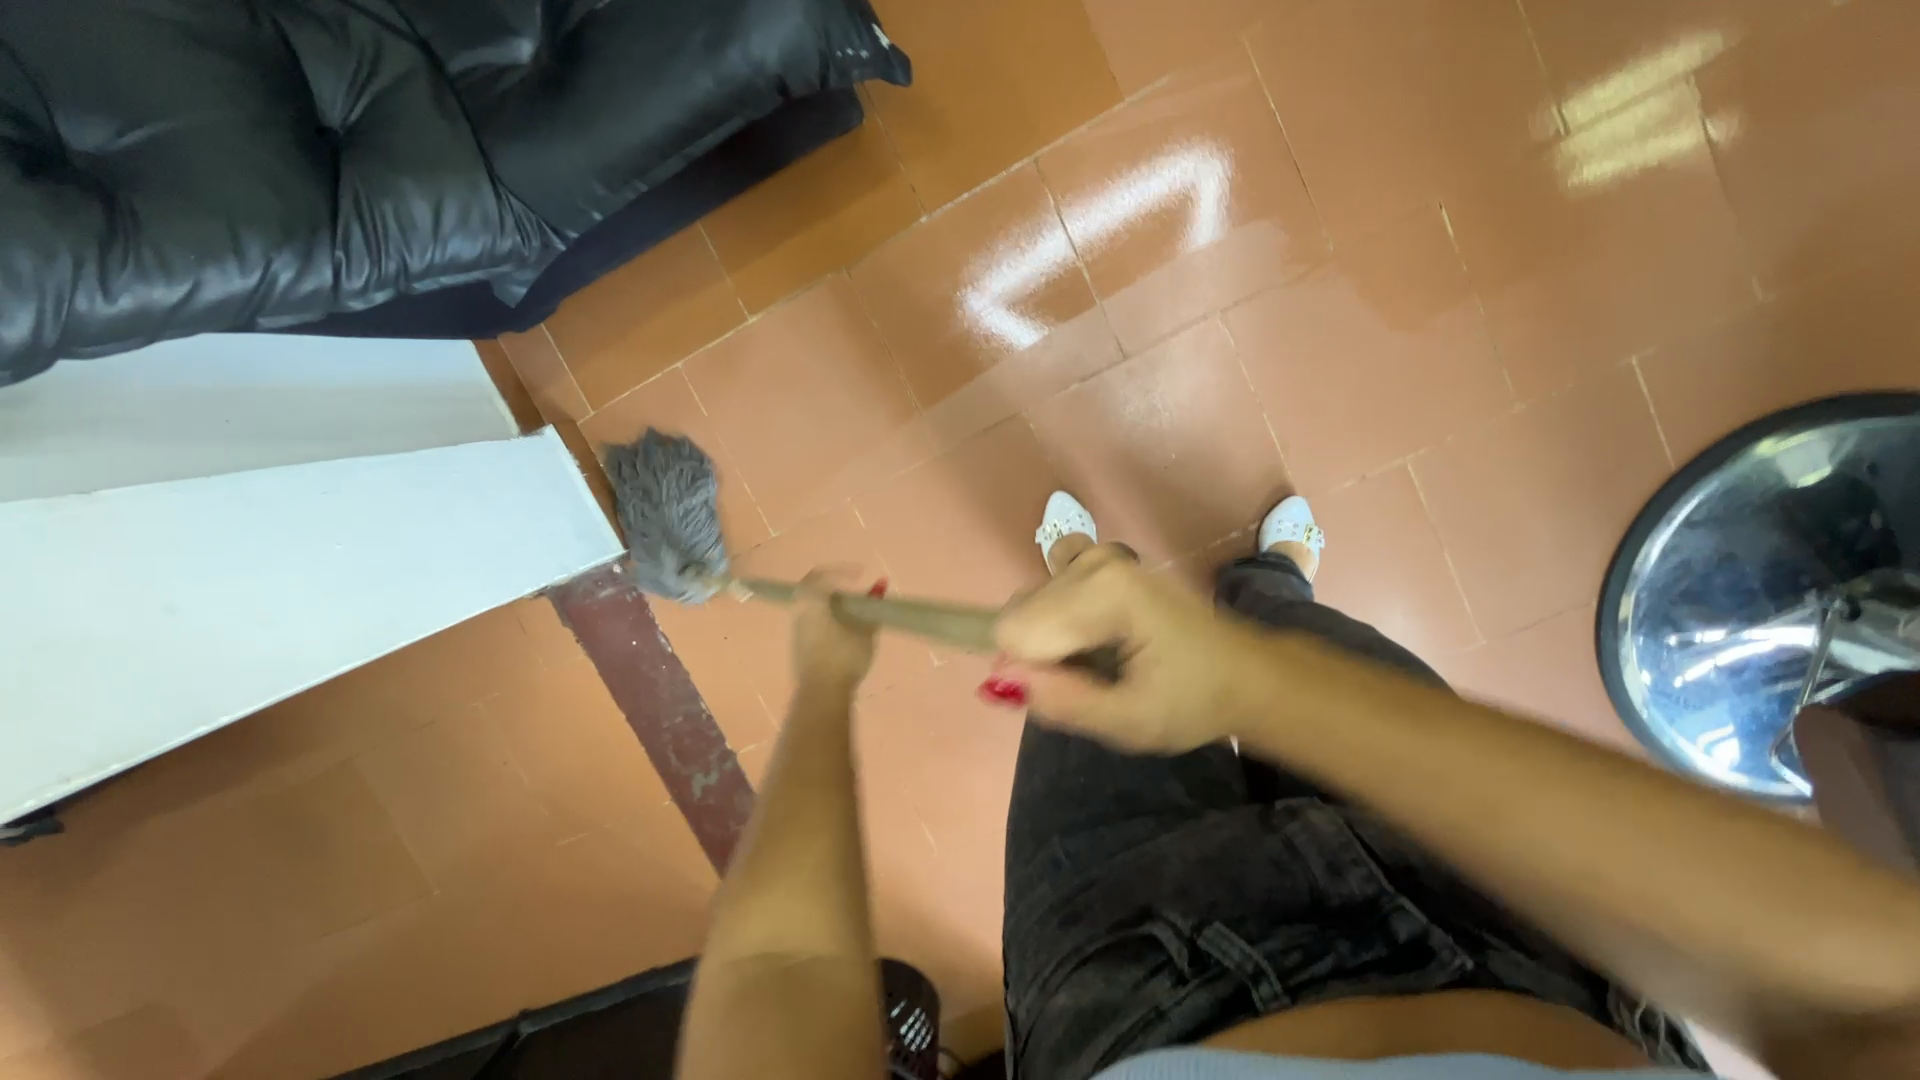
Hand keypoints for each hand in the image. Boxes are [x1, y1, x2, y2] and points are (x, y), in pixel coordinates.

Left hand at [790, 567, 884, 694]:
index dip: (843, 571)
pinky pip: (811, 622)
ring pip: (810, 606)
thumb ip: (872, 607)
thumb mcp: (865, 630)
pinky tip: (843, 629)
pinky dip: (827, 617)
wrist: (821, 694)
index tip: (861, 574)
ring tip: (852, 610)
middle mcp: (798, 611)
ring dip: (830, 603)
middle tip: (852, 587)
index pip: (823, 575)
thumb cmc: (844, 656)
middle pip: (812, 588)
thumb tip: (880, 585)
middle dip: (833, 585)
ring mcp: (795, 630)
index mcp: (811, 600)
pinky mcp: (798, 647)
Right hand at [993, 545, 1270, 752]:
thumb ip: (1063, 701)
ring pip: (1029, 604)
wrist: (1242, 673)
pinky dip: (1057, 615)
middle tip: (1094, 678)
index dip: (1032, 672)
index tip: (1073, 691)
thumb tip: (998, 680)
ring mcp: (1096, 555)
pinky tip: (1091, 633)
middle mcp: (1093, 562)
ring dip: (1050, 639)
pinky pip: (1046, 587)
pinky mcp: (1098, 559)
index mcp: (1104, 594)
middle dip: (1041, 655)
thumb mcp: (1129, 722)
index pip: (1015, 631)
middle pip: (1020, 614)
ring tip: (1100, 659)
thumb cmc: (1191, 702)